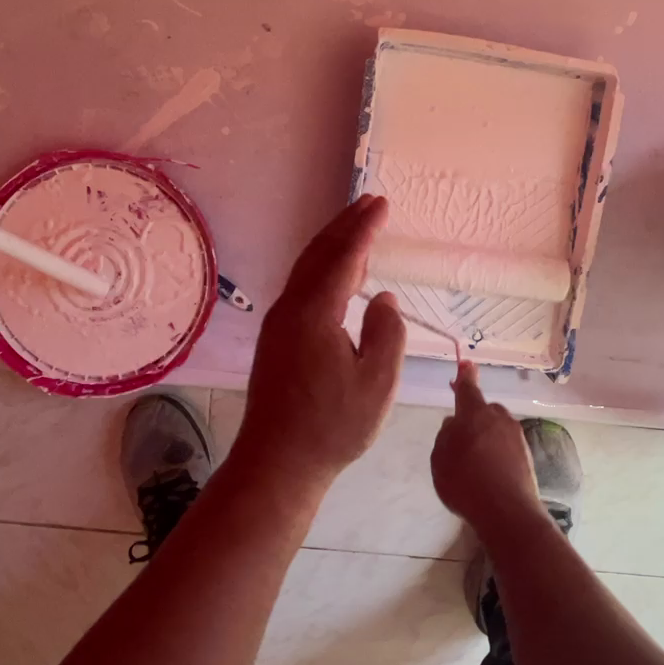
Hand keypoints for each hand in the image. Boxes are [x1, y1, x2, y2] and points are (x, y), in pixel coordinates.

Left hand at [231, 195, 407, 491]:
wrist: (276, 462)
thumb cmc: (332, 426)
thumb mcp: (378, 383)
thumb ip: (387, 332)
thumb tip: (383, 299)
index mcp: (315, 312)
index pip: (344, 257)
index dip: (365, 228)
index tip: (381, 204)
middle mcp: (291, 308)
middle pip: (319, 253)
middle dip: (345, 225)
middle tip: (369, 202)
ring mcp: (279, 323)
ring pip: (307, 269)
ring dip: (332, 245)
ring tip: (356, 228)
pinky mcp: (276, 339)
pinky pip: (302, 287)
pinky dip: (322, 268)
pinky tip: (338, 277)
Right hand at [431, 362, 547, 537]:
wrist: (508, 513)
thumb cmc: (465, 482)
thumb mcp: (440, 458)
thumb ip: (445, 436)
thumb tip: (455, 424)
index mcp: (474, 413)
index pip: (467, 388)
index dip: (465, 376)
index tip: (467, 364)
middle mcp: (499, 418)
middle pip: (484, 410)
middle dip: (474, 419)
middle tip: (462, 442)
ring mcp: (516, 436)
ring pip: (497, 428)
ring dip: (487, 438)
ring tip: (475, 465)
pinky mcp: (527, 456)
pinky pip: (507, 446)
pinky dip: (498, 454)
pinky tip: (490, 476)